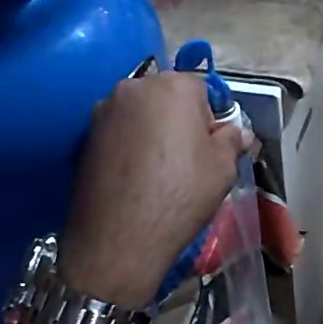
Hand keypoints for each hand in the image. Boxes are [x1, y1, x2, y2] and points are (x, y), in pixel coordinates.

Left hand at [59, 72, 249, 308]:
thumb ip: (231, 140)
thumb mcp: (222, 168)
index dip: (210, 116)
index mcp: (172, 86)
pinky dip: (128, 145)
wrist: (119, 237)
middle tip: (187, 157)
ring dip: (151, 130)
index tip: (211, 145)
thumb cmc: (180, 195)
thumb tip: (237, 132)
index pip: (201, 87)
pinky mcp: (85, 136)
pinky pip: (118, 132)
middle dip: (178, 118)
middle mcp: (133, 87)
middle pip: (166, 95)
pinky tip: (135, 176)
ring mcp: (103, 111)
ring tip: (158, 169)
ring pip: (139, 113)